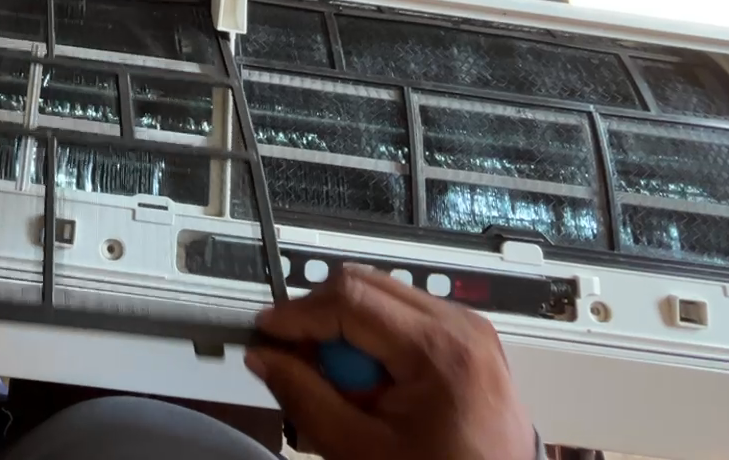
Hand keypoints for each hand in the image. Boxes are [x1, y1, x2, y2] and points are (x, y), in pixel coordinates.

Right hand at [245, 265, 535, 459]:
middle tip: (298, 361)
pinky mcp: (467, 337)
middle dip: (320, 319)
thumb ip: (305, 397)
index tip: (265, 333)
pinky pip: (400, 313)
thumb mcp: (361, 453)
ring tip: (343, 382)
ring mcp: (468, 327)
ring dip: (345, 328)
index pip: (348, 298)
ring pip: (377, 294)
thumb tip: (261, 354)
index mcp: (441, 350)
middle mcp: (460, 324)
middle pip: (361, 285)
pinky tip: (373, 381)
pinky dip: (373, 337)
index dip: (297, 313)